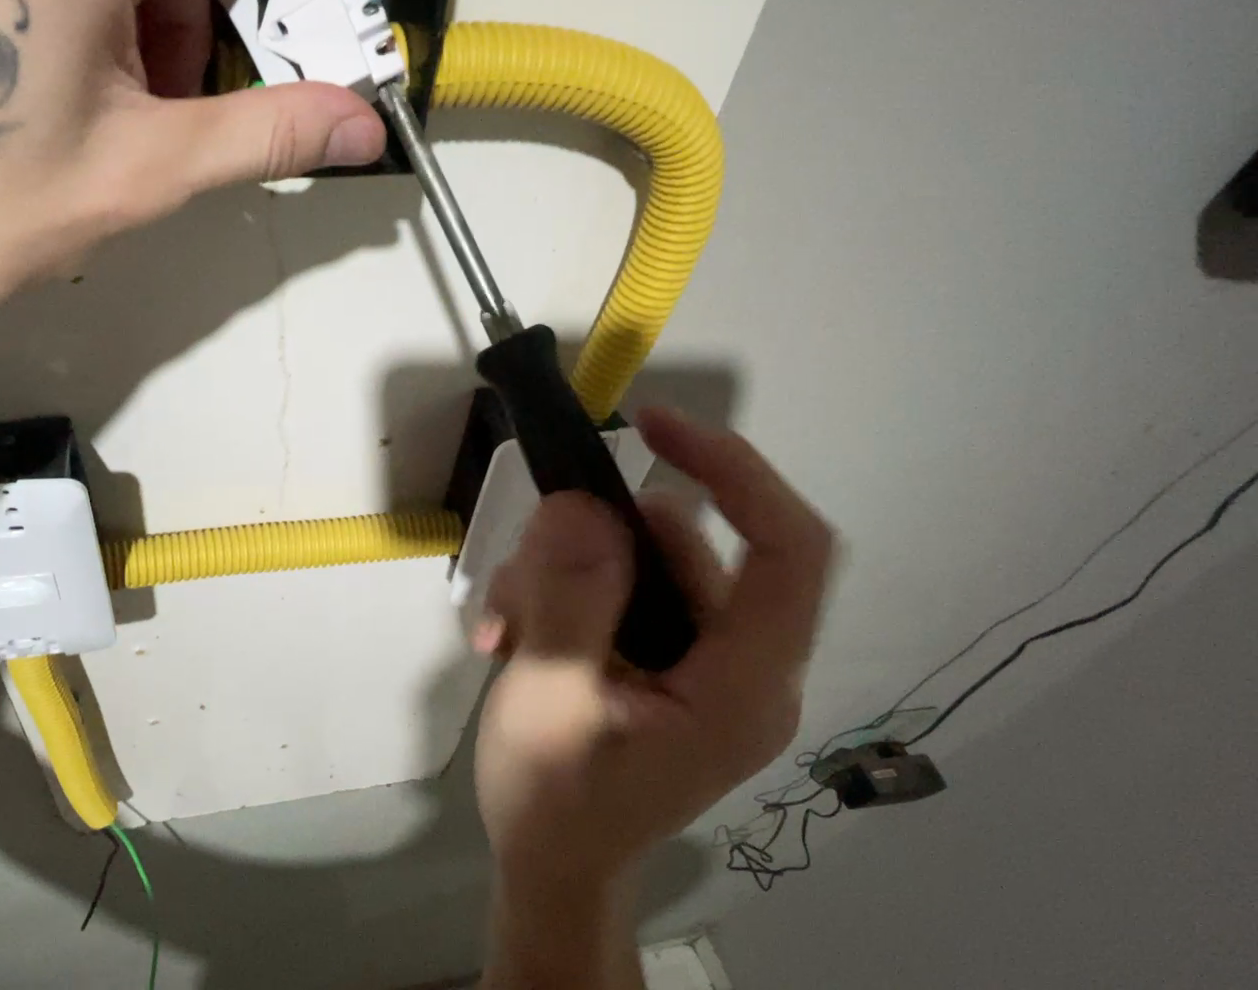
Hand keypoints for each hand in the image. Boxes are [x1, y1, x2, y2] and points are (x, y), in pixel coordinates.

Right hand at [473, 408, 835, 899]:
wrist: (548, 867)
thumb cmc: (554, 802)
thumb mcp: (549, 699)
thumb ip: (569, 599)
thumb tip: (581, 502)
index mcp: (745, 684)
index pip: (788, 549)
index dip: (735, 471)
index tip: (653, 427)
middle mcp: (742, 664)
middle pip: (688, 546)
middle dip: (592, 542)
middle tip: (518, 577)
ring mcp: (703, 662)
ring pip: (642, 560)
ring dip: (561, 571)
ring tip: (505, 621)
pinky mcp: (667, 660)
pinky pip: (623, 588)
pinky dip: (562, 591)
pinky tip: (513, 631)